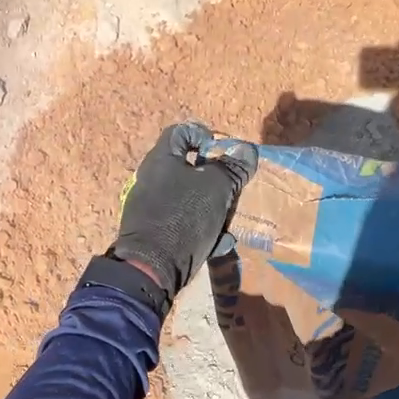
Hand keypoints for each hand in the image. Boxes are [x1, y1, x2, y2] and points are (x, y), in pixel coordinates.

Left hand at [108, 122, 258, 299]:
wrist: (152, 267)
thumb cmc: (185, 217)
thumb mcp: (217, 189)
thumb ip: (232, 168)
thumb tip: (247, 150)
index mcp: (161, 159)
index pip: (180, 132)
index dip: (203, 134)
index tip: (220, 150)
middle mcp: (151, 180)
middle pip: (186, 168)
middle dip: (213, 177)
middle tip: (232, 186)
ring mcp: (150, 209)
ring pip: (186, 199)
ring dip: (210, 207)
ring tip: (229, 217)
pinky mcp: (153, 235)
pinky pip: (182, 226)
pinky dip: (201, 231)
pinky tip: (220, 242)